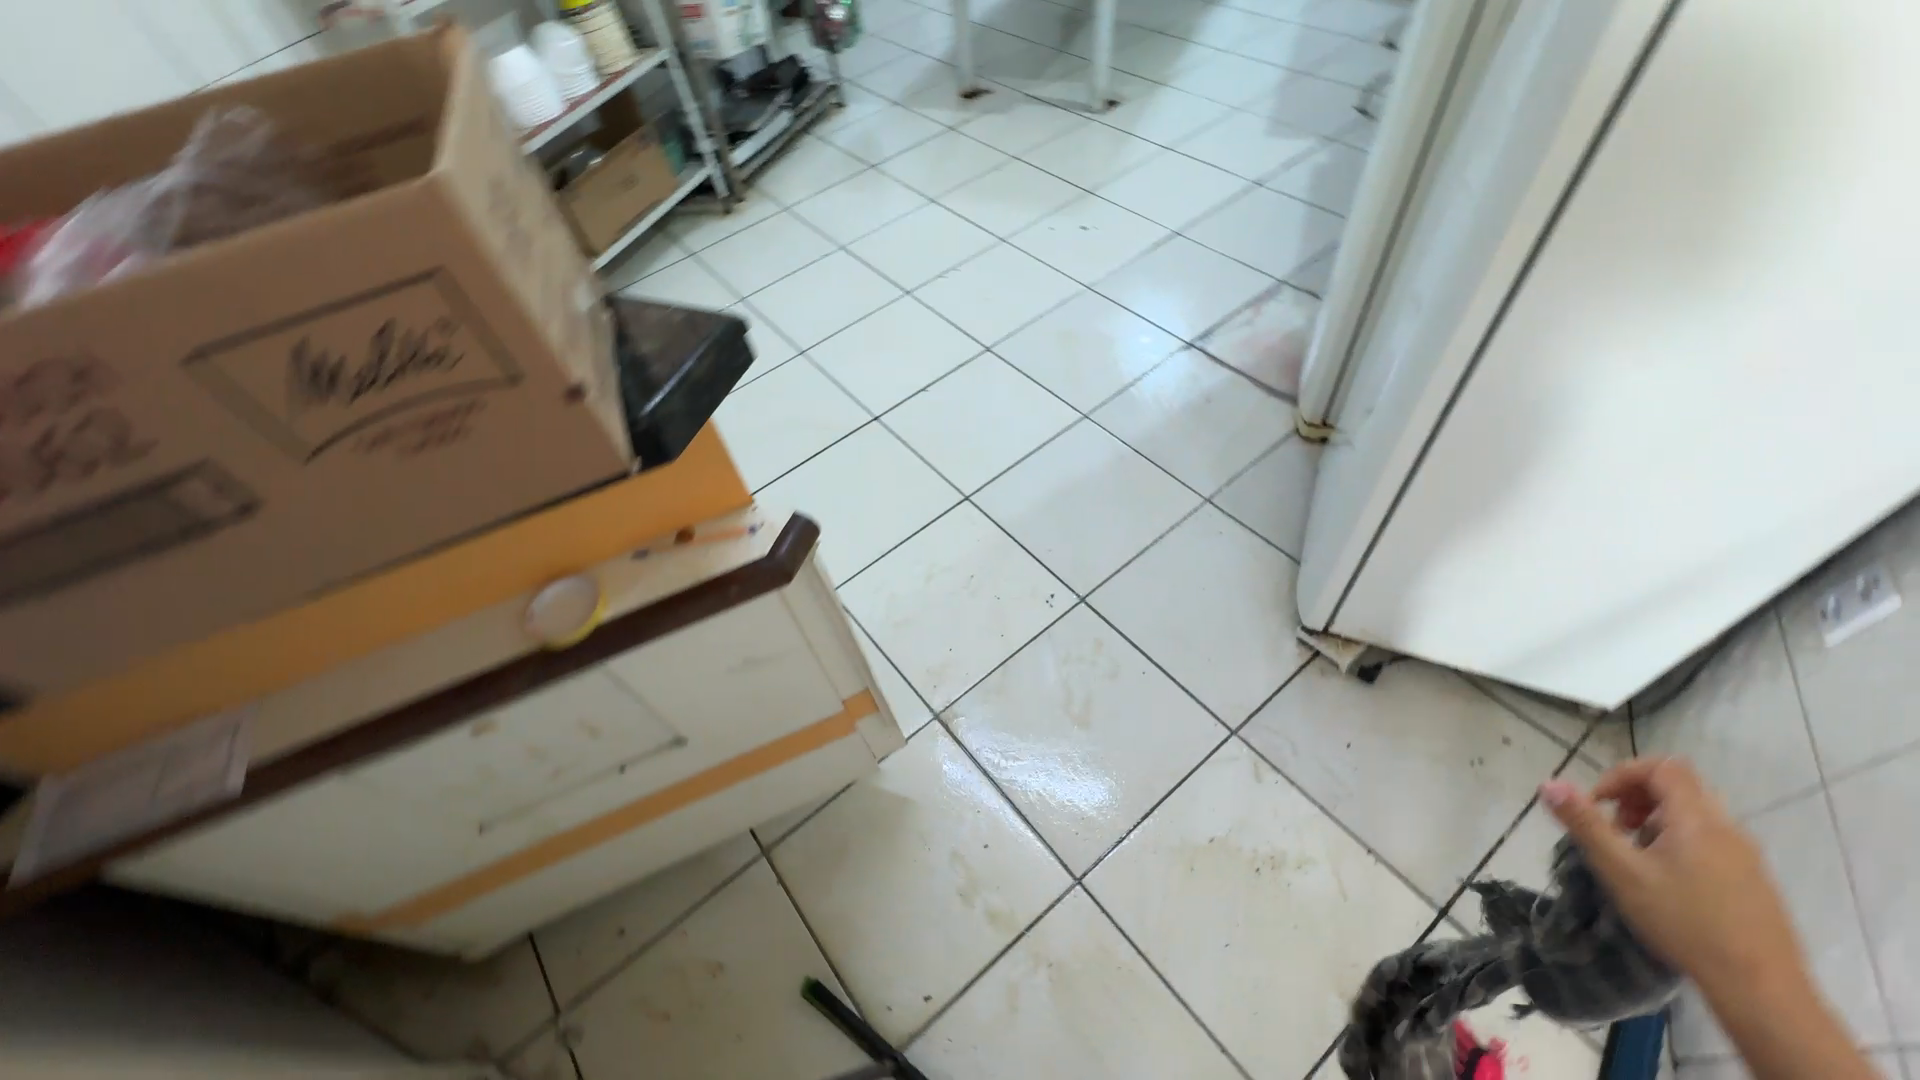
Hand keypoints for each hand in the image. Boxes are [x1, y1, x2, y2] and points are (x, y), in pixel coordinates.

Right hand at [1539, 758, 1806, 998]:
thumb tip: (1549, 784)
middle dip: (1638, 796)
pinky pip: (1712, 838)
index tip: (1599, 805)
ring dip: (1658, 818)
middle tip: (1616, 826)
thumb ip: (1584, 824)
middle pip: (1681, 785)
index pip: (1663, 766)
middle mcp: (1728, 827)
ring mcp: (1747, 854)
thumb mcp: (1621, 871)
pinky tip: (1668, 880)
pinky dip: (1680, 840)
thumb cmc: (1684, 922)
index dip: (1623, 774)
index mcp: (1698, 819)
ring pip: (1697, 813)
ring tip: (1636, 854)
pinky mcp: (1755, 879)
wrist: (1760, 985)